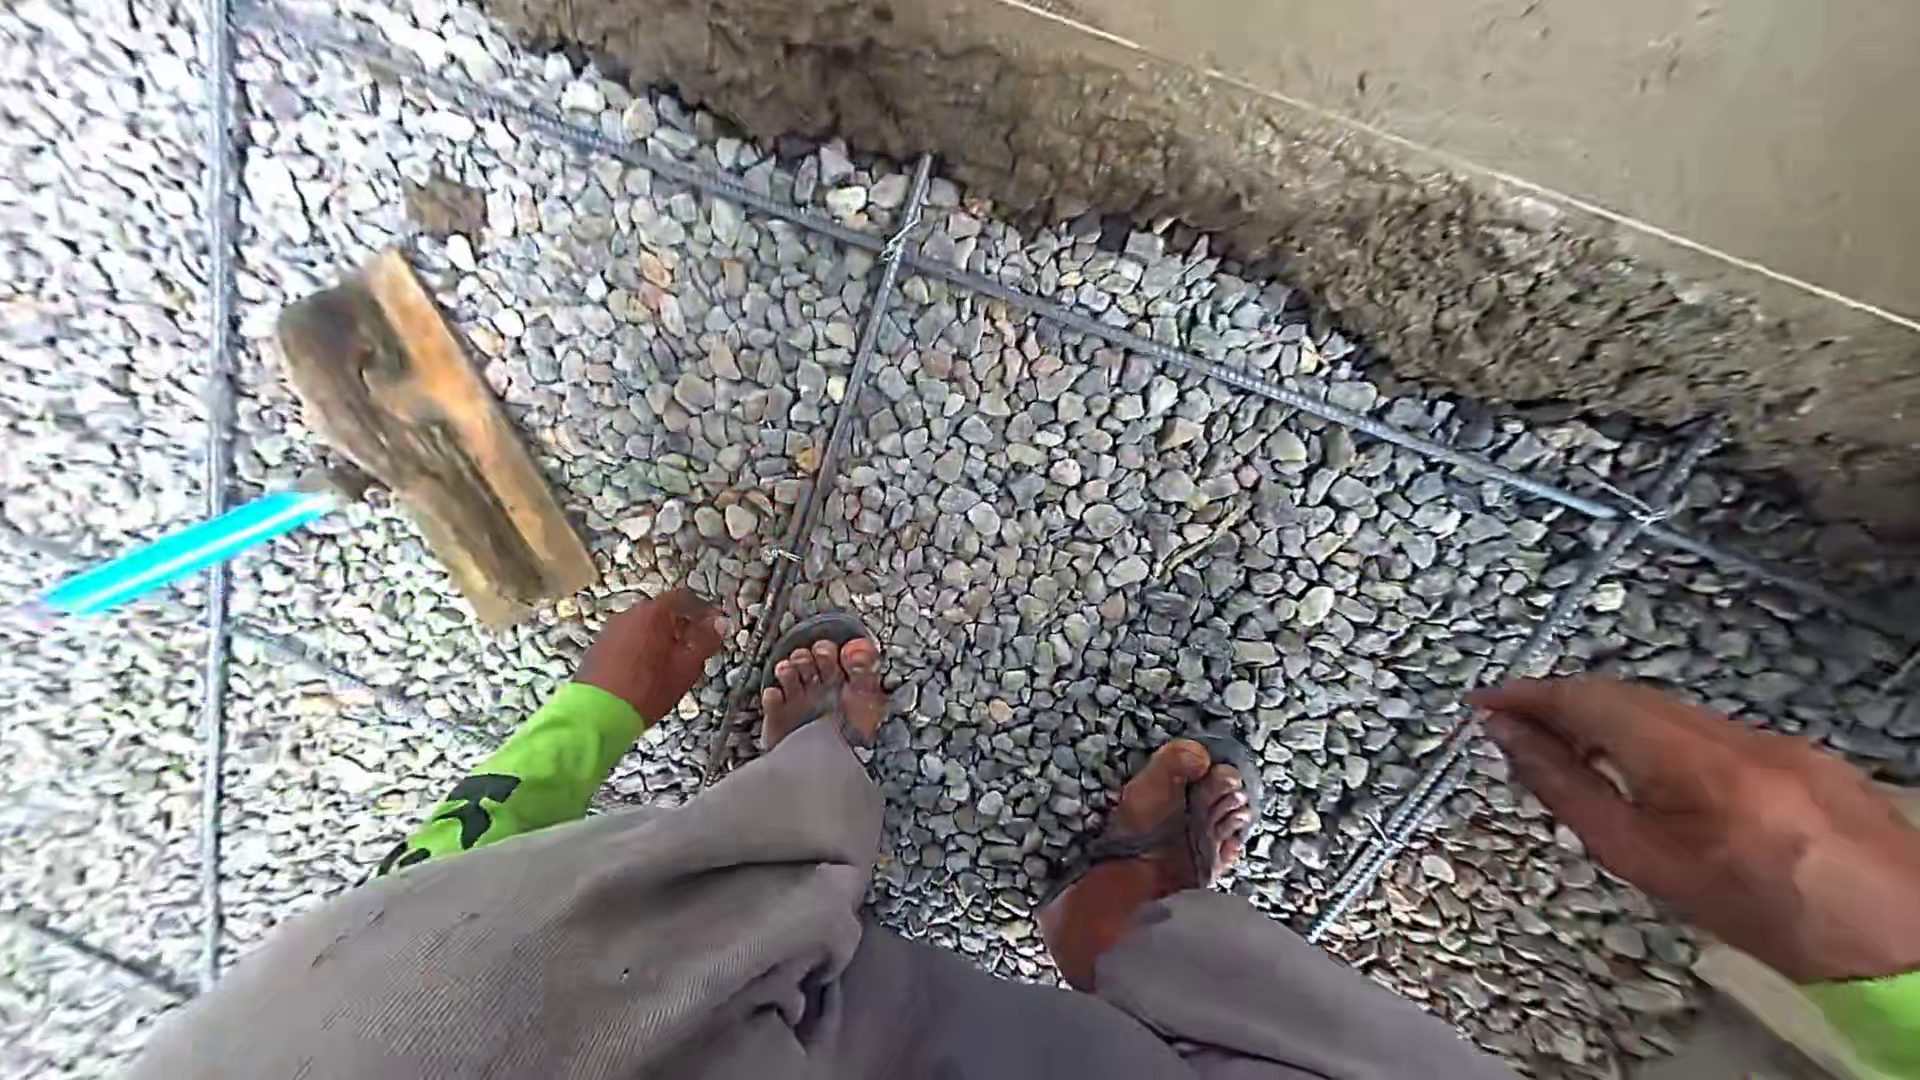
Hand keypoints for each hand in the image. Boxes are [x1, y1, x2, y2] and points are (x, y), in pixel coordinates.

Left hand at [575, 588, 725, 722]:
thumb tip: (719, 624)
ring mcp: (611, 631)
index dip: (704, 611)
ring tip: (675, 660)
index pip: (686, 598)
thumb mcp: (687, 665)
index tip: (714, 624)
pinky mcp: (599, 649)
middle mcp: (630, 615)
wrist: (597, 715)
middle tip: (698, 644)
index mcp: (654, 612)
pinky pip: (629, 640)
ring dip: (663, 637)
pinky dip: (644, 648)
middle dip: (683, 625)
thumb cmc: (646, 689)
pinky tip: (651, 670)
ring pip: (646, 627)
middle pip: (664, 611)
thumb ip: (706, 640)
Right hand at [1472, 676, 1919, 982]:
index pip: (1588, 701)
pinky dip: (1645, 730)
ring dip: (1599, 715)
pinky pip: (1695, 723)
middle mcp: (1740, 737)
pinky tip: (1634, 762)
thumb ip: (1560, 785)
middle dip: (1556, 702)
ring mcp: (1777, 739)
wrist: (1906, 955)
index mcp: (1698, 767)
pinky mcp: (1799, 749)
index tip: (1481, 704)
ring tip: (1562, 744)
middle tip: (1510, 724)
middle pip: (1621, 694)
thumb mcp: (1633, 855)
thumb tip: (1502, 733)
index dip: (1525, 695)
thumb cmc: (1751, 911)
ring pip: (1656, 705)